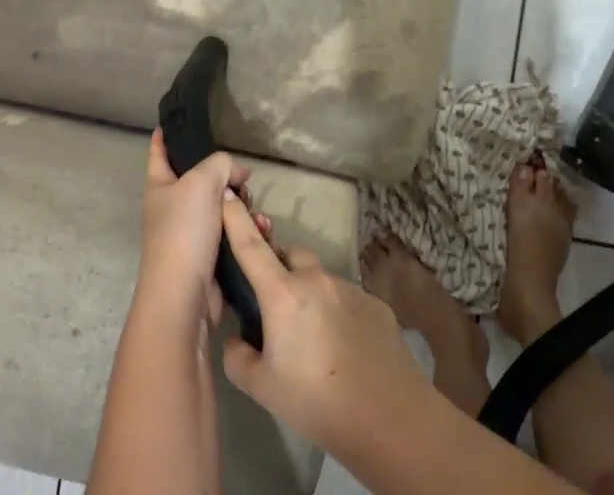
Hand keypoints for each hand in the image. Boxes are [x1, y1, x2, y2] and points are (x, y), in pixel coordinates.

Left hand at [138, 130, 270, 324]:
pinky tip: (261, 229)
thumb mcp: (201, 182)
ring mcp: (192, 234)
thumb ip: (221, 164)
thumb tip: (238, 174)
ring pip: (224, 208)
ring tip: (256, 212)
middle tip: (244, 180)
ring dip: (244, 207)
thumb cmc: (184, 231)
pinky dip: (248, 230)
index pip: (159, 154)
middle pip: (204, 181)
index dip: (163, 139)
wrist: (185, 293)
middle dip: (227, 178)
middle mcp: (173, 209)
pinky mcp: (212, 256)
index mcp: (160, 187)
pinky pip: (234, 233)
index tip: (167, 126)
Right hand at [217, 195, 426, 450]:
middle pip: (292, 254)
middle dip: (280, 266)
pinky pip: (348, 299)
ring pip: (321, 279)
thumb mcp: (260, 386)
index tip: (226, 195)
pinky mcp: (377, 305)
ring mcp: (351, 290)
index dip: (235, 219)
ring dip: (311, 293)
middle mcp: (317, 280)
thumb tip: (239, 338)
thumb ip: (238, 355)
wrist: (388, 417)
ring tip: (313, 337)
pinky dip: (338, 313)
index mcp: (283, 294)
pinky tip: (344, 349)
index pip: (251, 246)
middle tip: (276, 302)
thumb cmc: (315, 401)